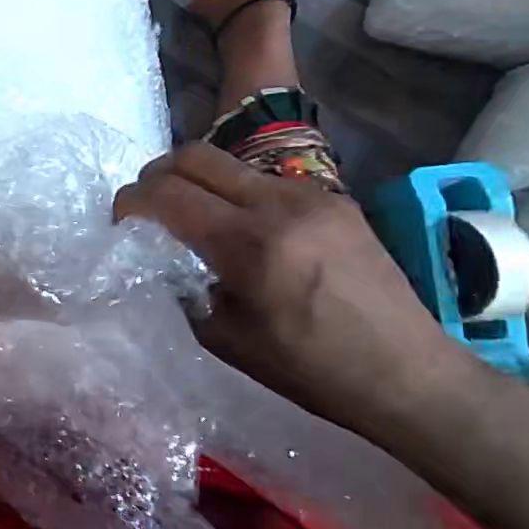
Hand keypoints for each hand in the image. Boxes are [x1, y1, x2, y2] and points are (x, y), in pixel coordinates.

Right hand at [114, 143, 479, 431]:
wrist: (408, 373)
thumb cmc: (308, 369)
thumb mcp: (223, 339)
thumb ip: (183, 288)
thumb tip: (161, 261)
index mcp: (249, 243)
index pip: (167, 193)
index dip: (130, 201)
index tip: (120, 223)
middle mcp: (279, 203)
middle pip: (194, 155)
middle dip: (156, 176)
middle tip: (145, 210)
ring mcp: (312, 195)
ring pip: (229, 162)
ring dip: (195, 181)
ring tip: (188, 219)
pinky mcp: (334, 200)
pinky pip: (263, 180)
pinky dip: (232, 193)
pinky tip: (238, 229)